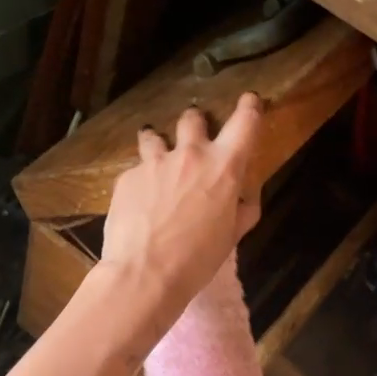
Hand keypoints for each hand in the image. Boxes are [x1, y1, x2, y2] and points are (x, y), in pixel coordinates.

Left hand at [101, 93, 263, 316]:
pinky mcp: (127, 177)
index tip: (249, 102)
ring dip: (159, 144)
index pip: (245, 123)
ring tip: (157, 161)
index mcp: (224, 168)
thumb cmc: (196, 260)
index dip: (250, 108)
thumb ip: (241, 211)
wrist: (144, 274)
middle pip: (193, 119)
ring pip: (155, 136)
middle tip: (193, 138)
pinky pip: (137, 169)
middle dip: (195, 124)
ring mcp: (154, 163)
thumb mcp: (230, 237)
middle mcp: (189, 156)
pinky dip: (141, 179)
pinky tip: (138, 201)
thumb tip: (243, 199)